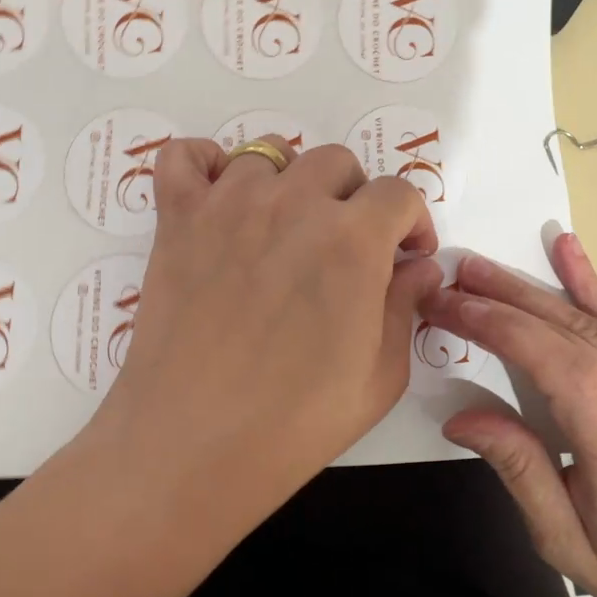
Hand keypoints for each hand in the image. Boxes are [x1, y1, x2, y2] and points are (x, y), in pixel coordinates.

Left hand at [88, 135, 443, 507]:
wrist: (194, 442)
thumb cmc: (296, 421)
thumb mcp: (380, 376)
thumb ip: (405, 306)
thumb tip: (419, 266)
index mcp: (352, 239)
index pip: (396, 192)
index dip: (410, 222)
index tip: (405, 254)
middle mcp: (293, 203)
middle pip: (335, 161)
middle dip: (352, 198)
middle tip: (342, 245)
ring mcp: (228, 203)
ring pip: (268, 154)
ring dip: (285, 182)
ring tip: (279, 227)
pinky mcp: (177, 216)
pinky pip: (183, 155)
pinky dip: (201, 162)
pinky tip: (215, 195)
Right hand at [423, 231, 596, 596]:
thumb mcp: (569, 548)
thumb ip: (520, 474)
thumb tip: (460, 417)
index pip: (568, 375)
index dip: (507, 332)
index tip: (453, 309)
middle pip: (577, 338)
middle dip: (506, 302)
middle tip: (451, 278)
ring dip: (532, 289)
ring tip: (481, 267)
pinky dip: (592, 285)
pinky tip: (566, 248)